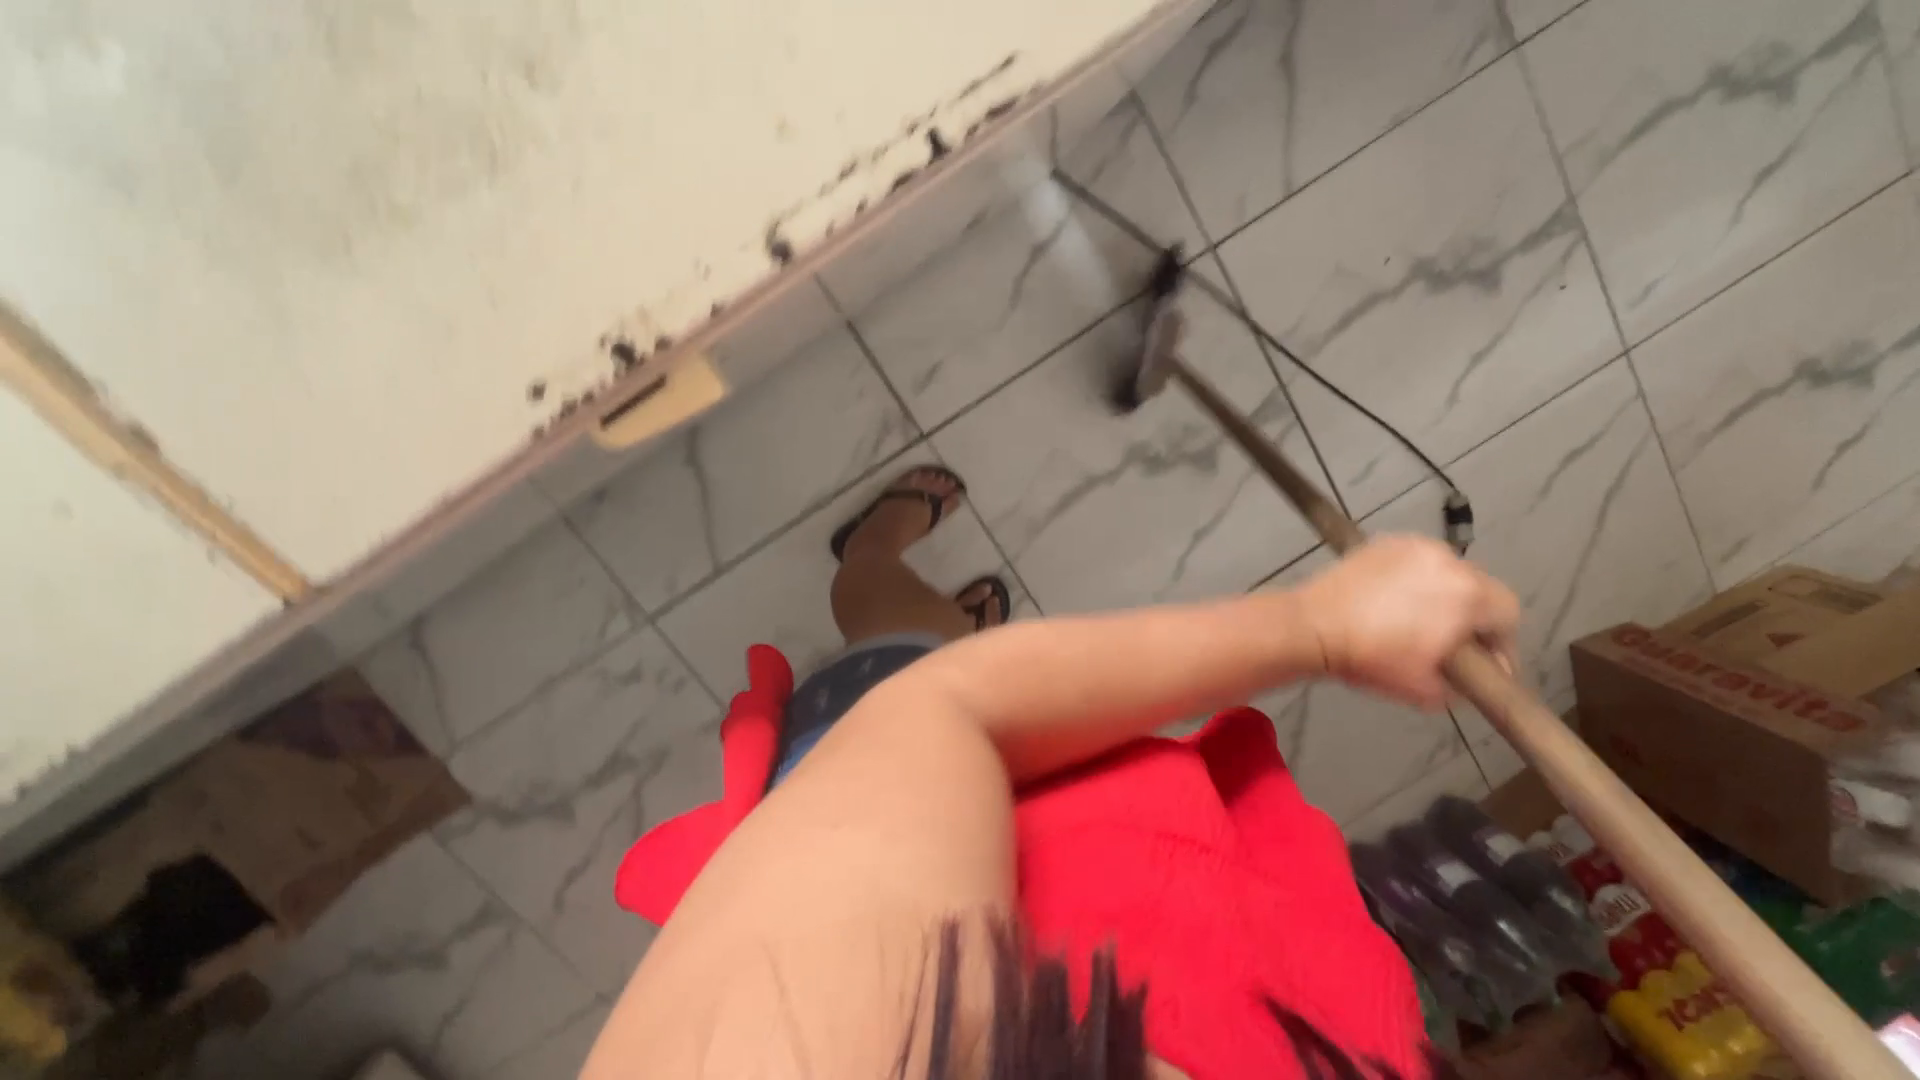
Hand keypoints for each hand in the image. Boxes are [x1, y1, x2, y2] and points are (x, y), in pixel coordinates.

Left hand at [1292, 534, 1519, 709]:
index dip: (1500, 644)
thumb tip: (1469, 682)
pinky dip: (1413, 579)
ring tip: (1419, 622)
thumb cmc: (1370, 657)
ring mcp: (1414, 546)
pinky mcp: (1385, 542)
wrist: (1311, 626)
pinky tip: (1394, 601)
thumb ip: (1463, 688)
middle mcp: (1448, 560)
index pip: (1508, 615)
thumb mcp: (1426, 691)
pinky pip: (1415, 562)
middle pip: (1479, 590)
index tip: (1484, 664)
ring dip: (1442, 596)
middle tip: (1450, 644)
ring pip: (1447, 574)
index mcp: (1469, 594)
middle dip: (1471, 618)